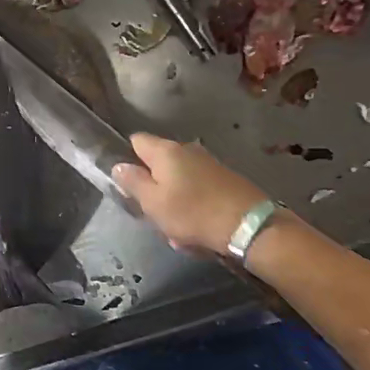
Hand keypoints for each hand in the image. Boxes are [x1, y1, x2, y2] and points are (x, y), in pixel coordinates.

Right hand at [112, 134, 270, 253]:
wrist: (250, 226)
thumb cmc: (192, 212)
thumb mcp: (152, 201)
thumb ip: (133, 182)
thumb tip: (119, 166)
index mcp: (166, 151)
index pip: (136, 140)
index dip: (127, 157)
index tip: (127, 181)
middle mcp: (188, 150)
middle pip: (158, 163)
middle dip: (152, 185)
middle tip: (150, 210)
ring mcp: (209, 164)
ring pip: (178, 181)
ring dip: (172, 200)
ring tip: (176, 228)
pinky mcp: (226, 180)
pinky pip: (197, 191)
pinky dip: (192, 206)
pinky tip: (196, 228)